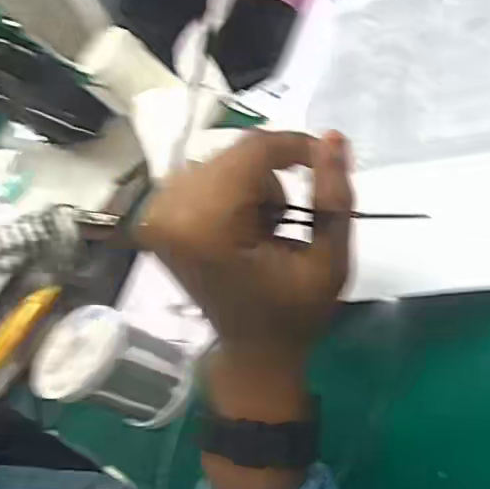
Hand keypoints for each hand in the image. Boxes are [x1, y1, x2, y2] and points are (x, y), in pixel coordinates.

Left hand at [135, 131, 352, 488]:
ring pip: (220, 161)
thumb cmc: (295, 313)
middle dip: (273, 176)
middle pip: (234, 154)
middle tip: (292, 219)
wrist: (254, 352)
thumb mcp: (330, 260)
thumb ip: (334, 197)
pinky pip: (204, 175)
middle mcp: (168, 213)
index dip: (295, 147)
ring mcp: (155, 214)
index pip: (251, 152)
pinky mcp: (155, 217)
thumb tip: (332, 137)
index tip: (325, 163)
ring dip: (254, 185)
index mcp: (205, 227)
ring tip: (268, 230)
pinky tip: (245, 228)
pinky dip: (233, 192)